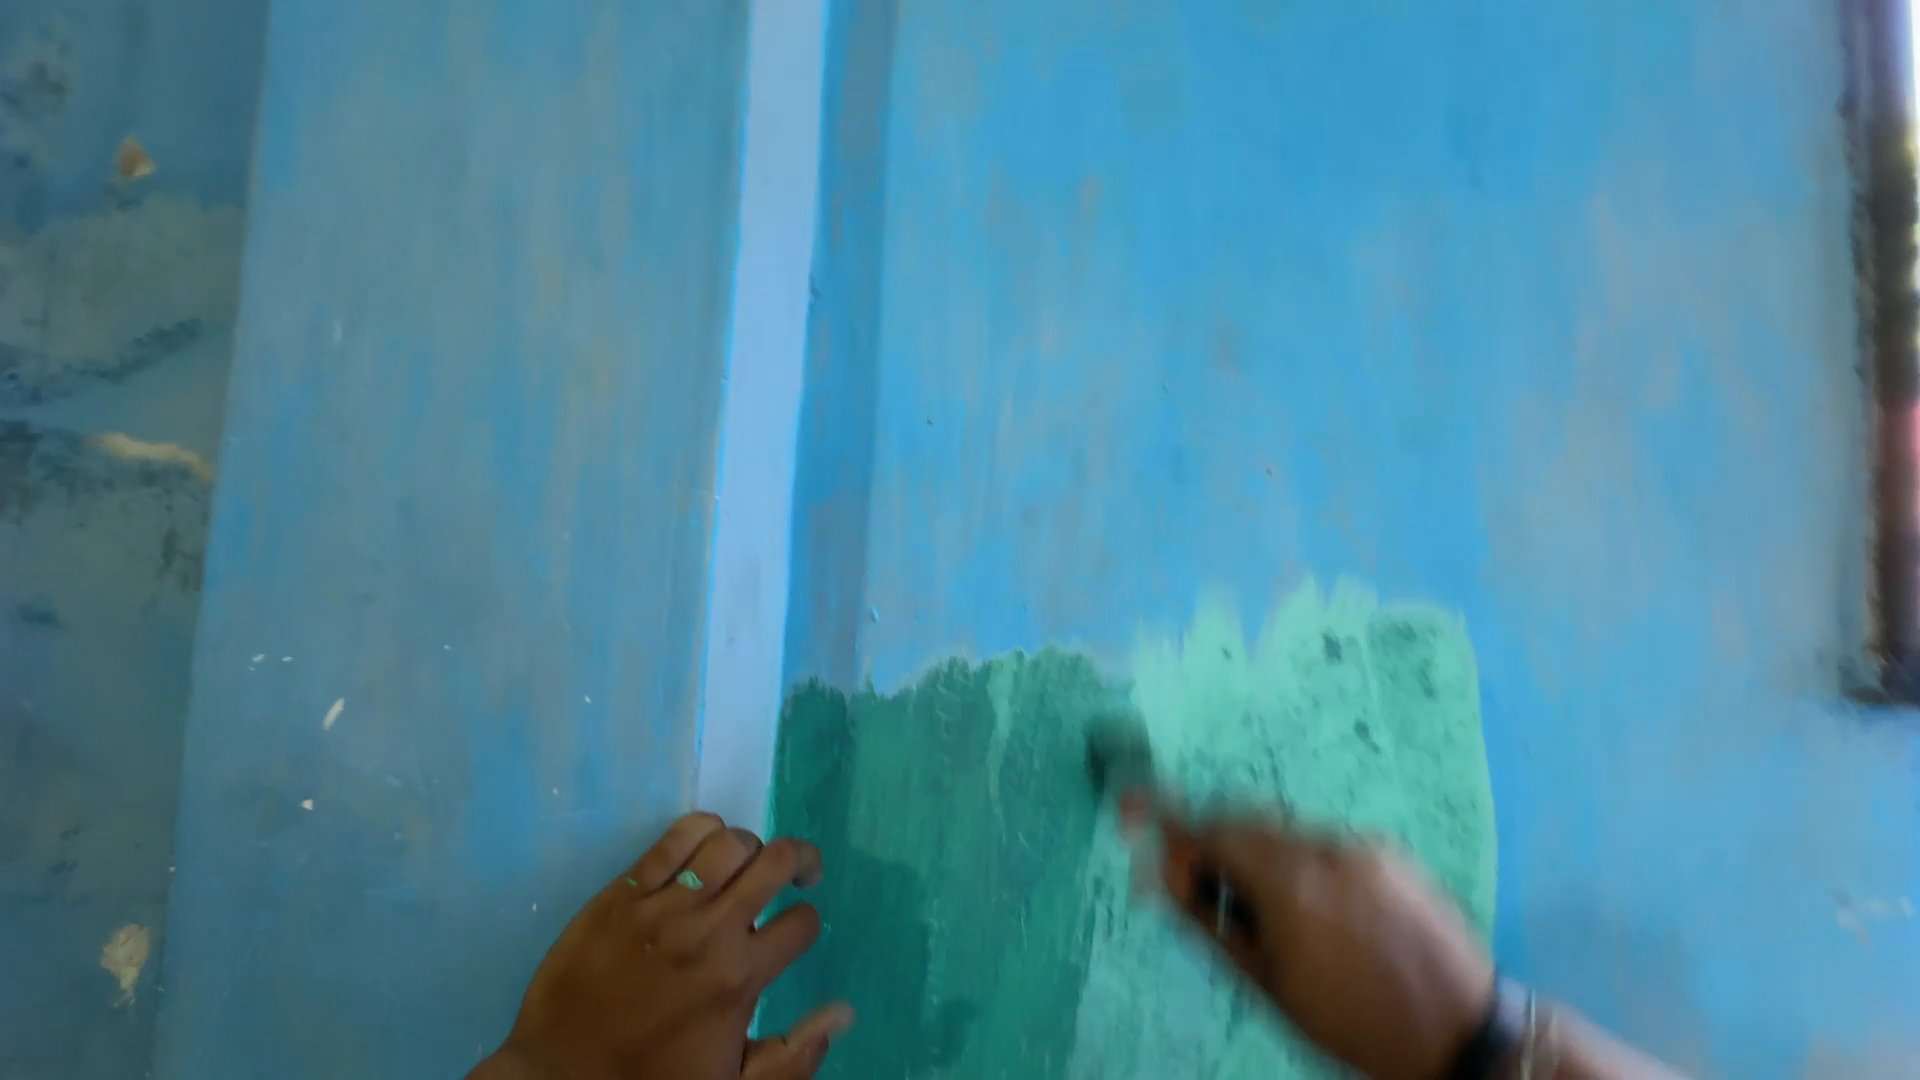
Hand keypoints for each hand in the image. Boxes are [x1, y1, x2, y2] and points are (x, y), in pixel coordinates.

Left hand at [476, 812, 853, 1079]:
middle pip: (777, 861)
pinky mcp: (626, 891)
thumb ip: (793, 1057)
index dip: (807, 922)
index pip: (802, 922)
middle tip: (800, 872)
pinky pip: (677, 837)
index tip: (795, 929)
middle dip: (802, 858)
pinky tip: (706, 847)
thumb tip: (843, 1010)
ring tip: (747, 863)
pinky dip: (703, 830)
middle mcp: (710, 931)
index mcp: (739, 979)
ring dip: (752, 847)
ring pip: (731, 841)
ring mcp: (665, 906)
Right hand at [1153, 811, 1492, 1079]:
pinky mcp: (1387, 850)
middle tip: (1213, 886)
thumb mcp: (1265, 982)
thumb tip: (1161, 870)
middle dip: (1218, 843)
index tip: (1139, 814)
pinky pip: (1324, 842)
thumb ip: (1204, 917)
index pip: (1211, 829)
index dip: (1174, 826)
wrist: (1464, 1038)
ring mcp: (1359, 844)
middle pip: (1244, 819)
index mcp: (1288, 882)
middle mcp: (1321, 847)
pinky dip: (1305, 863)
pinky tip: (1324, 909)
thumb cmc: (1351, 1021)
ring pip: (1284, 830)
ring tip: (1277, 908)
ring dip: (1262, 854)